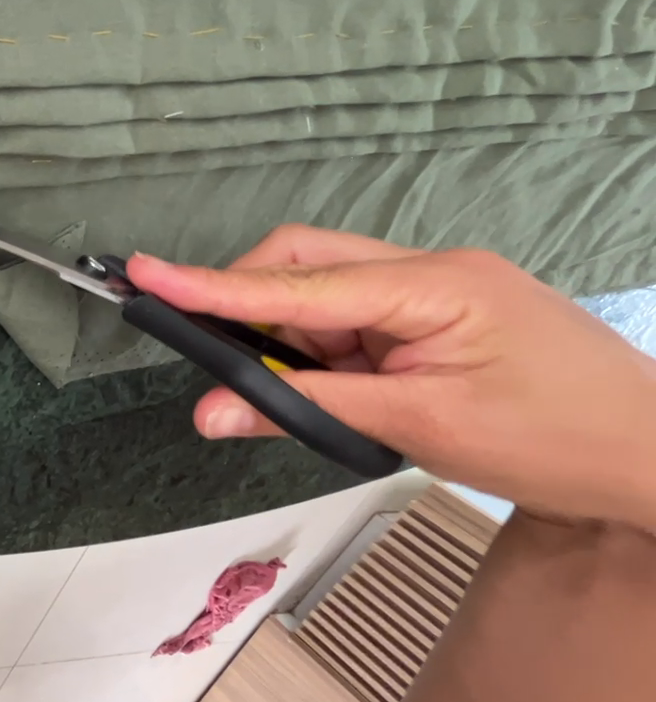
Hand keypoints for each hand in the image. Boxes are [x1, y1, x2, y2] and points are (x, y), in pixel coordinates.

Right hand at [126, 225, 655, 528]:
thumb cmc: (557, 442)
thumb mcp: (415, 425)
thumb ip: (298, 407)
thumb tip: (206, 411)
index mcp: (433, 285)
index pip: (293, 284)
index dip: (211, 283)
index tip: (143, 274)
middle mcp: (425, 270)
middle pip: (298, 259)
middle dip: (245, 299)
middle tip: (223, 354)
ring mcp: (426, 289)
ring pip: (311, 290)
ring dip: (284, 336)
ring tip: (306, 389)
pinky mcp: (422, 314)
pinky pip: (337, 318)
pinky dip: (313, 351)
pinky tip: (332, 384)